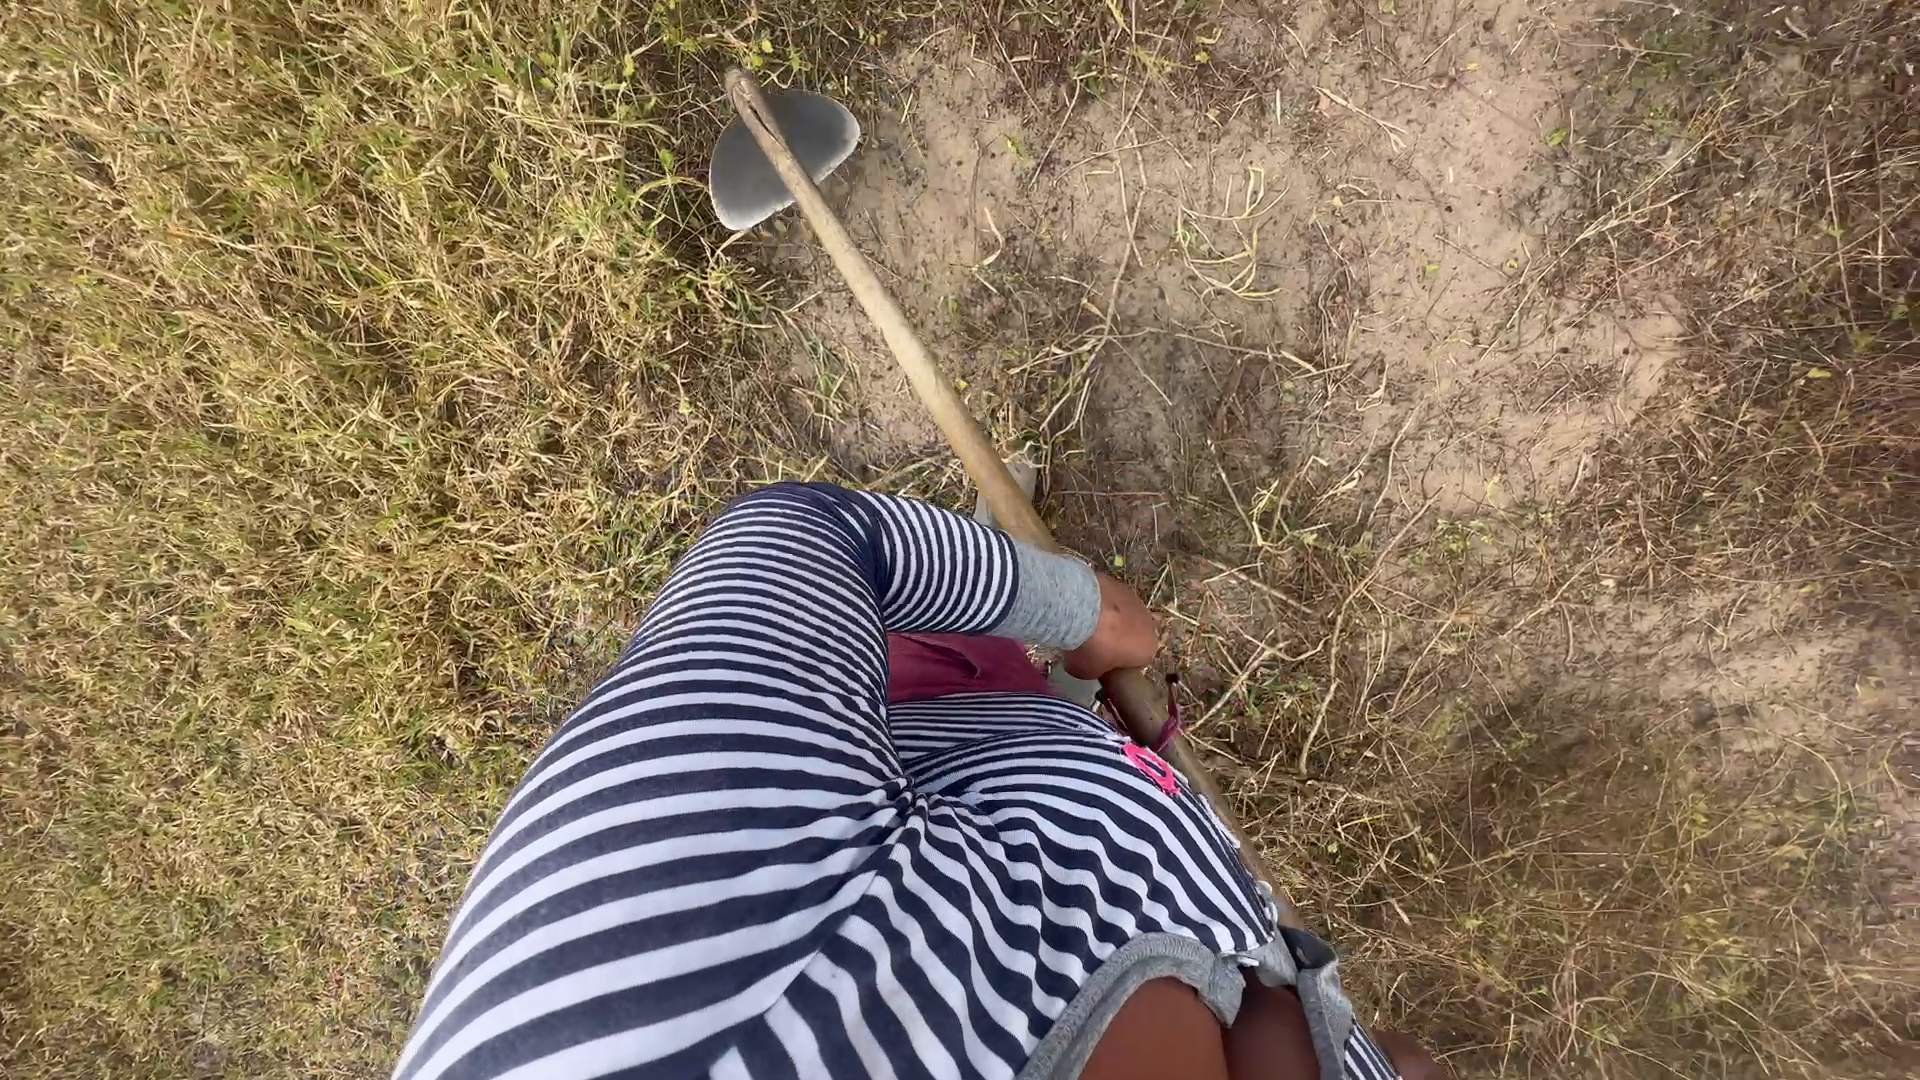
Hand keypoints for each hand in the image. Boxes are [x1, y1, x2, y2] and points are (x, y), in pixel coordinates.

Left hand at [1063, 573, 1157, 679]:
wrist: (1079, 609)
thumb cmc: (1090, 648)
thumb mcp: (1088, 672)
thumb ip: (1095, 670)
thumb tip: (1089, 664)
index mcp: (1148, 649)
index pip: (1136, 661)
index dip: (1118, 663)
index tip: (1100, 662)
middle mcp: (1148, 623)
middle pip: (1133, 635)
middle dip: (1116, 639)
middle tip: (1091, 643)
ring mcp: (1134, 599)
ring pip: (1123, 614)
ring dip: (1108, 618)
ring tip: (1083, 623)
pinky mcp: (1118, 582)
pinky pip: (1110, 598)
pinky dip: (1099, 602)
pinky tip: (1080, 607)